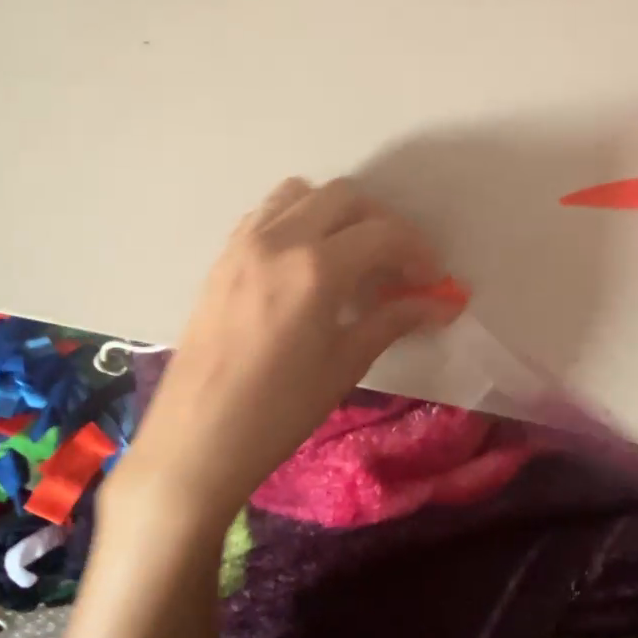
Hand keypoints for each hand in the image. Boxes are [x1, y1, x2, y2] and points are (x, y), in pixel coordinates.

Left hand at [105, 178, 461, 530]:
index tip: (432, 280)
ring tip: (350, 254)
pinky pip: (266, 214)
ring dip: (335, 212)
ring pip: (302, 193)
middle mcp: (279, 240)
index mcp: (316, 267)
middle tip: (396, 264)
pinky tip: (305, 263)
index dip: (418, 252)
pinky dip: (296, 220)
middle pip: (345, 196)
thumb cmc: (279, 410)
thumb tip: (443, 303)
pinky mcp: (222, 258)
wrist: (195, 444)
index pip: (384, 233)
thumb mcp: (346, 363)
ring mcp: (244, 244)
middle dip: (381, 223)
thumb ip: (395, 319)